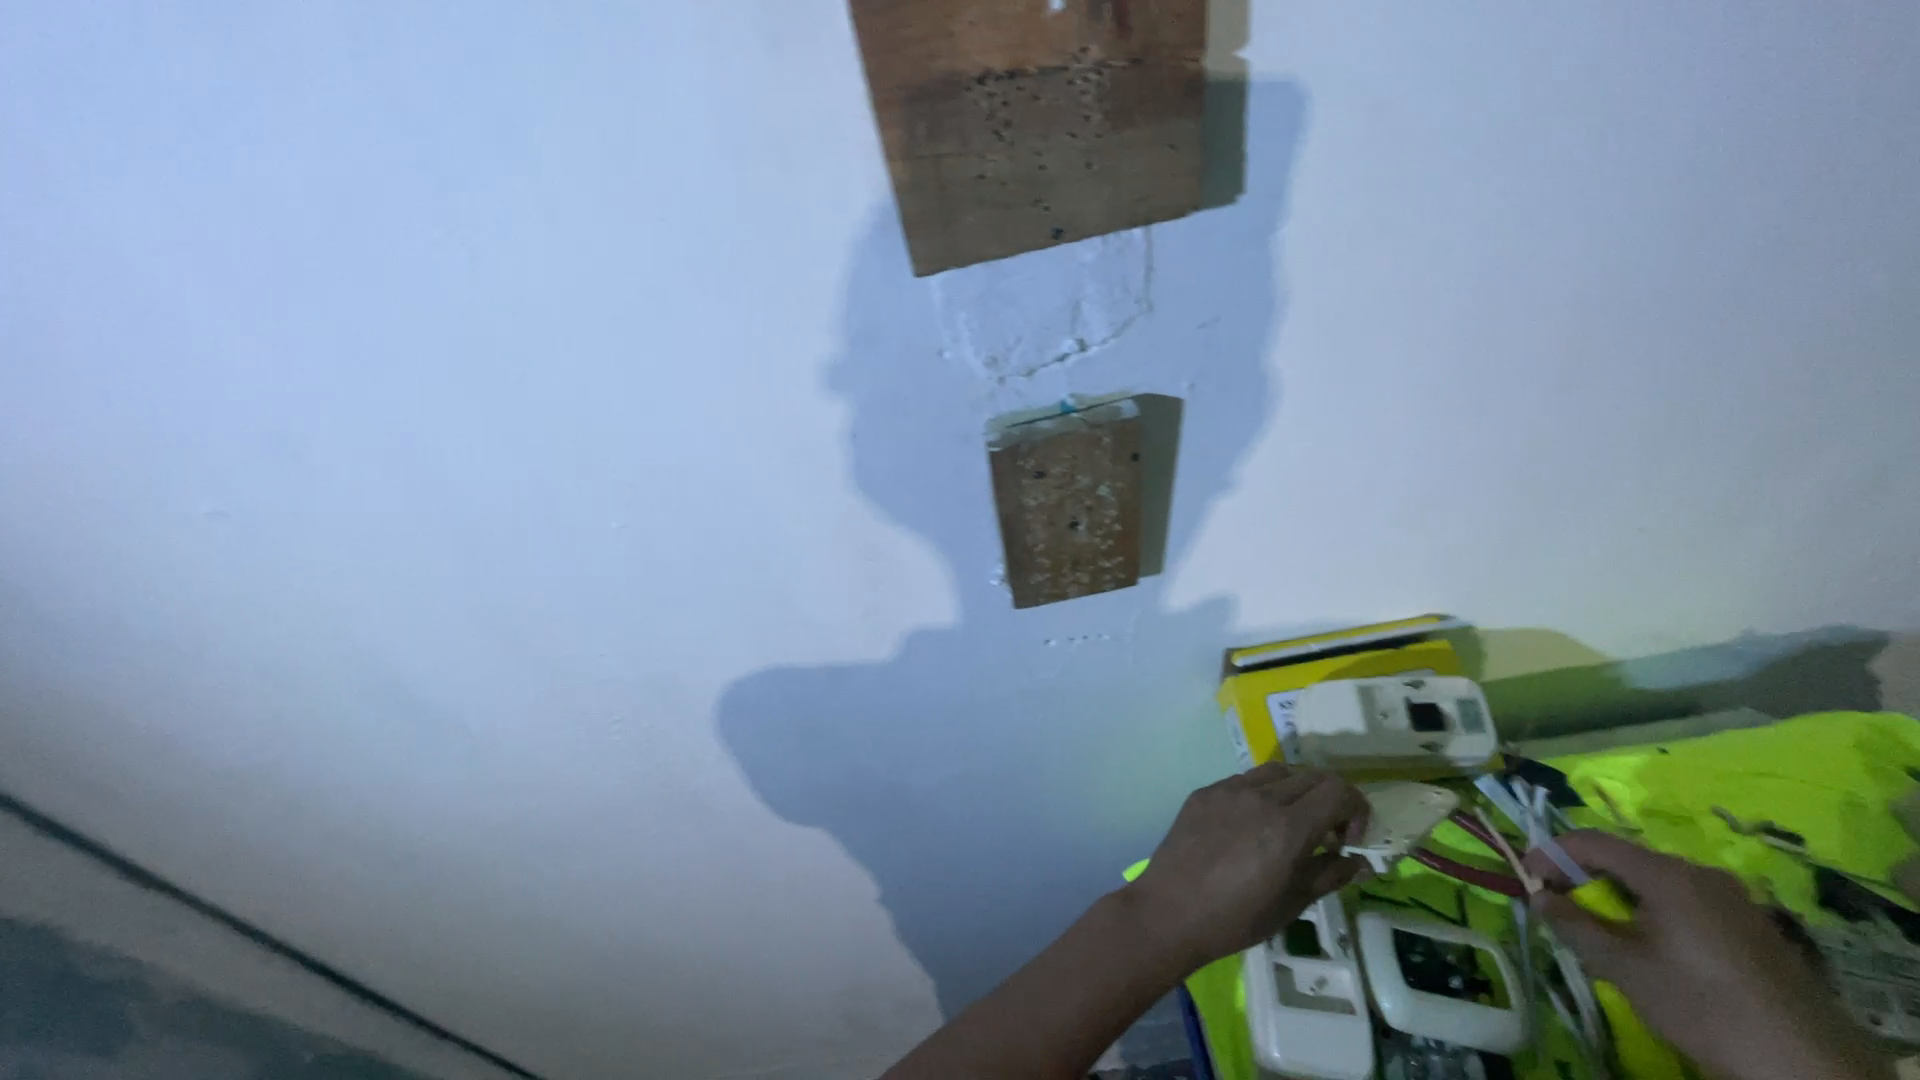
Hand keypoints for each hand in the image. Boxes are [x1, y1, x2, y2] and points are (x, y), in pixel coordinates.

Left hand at [1125, 764, 1369, 968]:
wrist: (1170, 911)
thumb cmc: (1236, 917)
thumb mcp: (1293, 903)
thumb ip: (1331, 874)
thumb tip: (1361, 862)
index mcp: (1288, 826)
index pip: (1338, 791)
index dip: (1355, 810)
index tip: (1347, 841)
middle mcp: (1260, 797)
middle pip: (1311, 777)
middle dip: (1329, 802)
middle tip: (1324, 836)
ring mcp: (1227, 790)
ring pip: (1277, 772)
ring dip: (1295, 792)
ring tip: (1289, 825)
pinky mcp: (1204, 792)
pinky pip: (1243, 781)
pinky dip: (1261, 794)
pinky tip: (1251, 825)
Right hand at [1529, 831, 1884, 1079]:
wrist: (1808, 1065)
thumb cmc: (1702, 1005)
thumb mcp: (1624, 968)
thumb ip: (1574, 924)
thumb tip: (1540, 896)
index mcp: (1668, 875)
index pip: (1593, 841)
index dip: (1551, 853)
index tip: (1528, 880)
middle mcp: (1701, 874)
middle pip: (1626, 858)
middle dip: (1584, 875)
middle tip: (1559, 904)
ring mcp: (1733, 898)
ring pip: (1656, 880)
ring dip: (1618, 894)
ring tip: (1600, 927)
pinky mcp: (1752, 925)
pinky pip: (1686, 900)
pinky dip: (1652, 909)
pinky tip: (1649, 944)